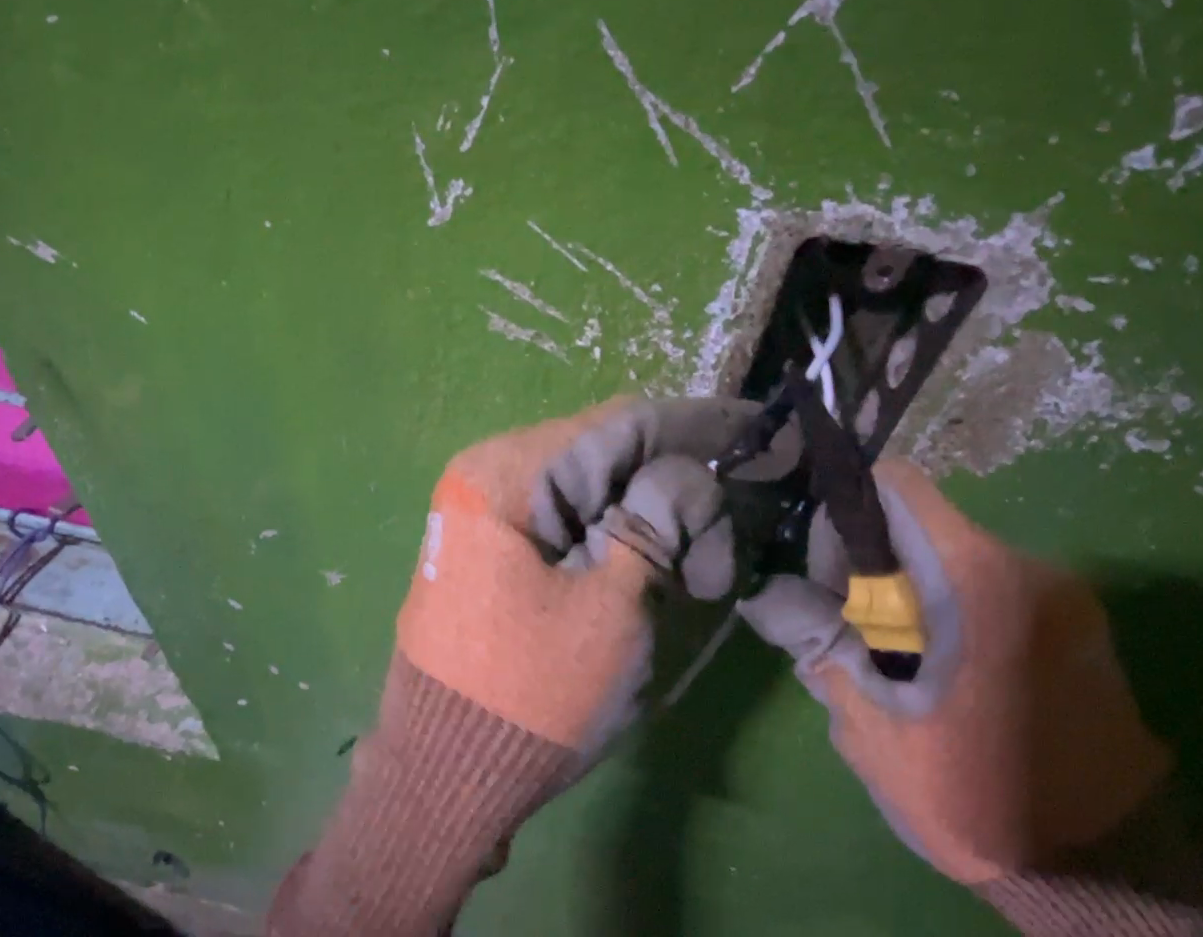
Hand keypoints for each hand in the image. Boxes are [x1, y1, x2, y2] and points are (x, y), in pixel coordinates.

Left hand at [269, 396, 760, 935]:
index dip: (695, 426)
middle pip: (603, 455)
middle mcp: (485, 476)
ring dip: (649, 516)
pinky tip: (656, 561)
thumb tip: (694, 472)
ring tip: (701, 562)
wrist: (444, 776)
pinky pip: (565, 523)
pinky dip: (615, 536)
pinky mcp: (490, 551)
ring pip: (588, 491)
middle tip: (732, 529)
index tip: (757, 431)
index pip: (618, 426)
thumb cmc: (530, 693)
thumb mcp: (612, 607)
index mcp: (503, 474)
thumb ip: (660, 524)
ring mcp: (483, 514)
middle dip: (675, 482)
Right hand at [738, 460, 1171, 885]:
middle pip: (926, 529)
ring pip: (961, 563)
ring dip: (917, 596)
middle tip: (854, 635)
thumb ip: (818, 642)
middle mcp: (1031, 570)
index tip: (829, 576)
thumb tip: (768, 590)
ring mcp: (1070, 602)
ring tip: (900, 669)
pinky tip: (951, 682)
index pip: (896, 486)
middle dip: (876, 567)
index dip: (845, 512)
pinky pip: (1002, 596)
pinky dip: (961, 616)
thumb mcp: (870, 724)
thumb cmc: (976, 795)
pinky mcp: (1088, 634)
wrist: (1110, 878)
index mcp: (976, 578)